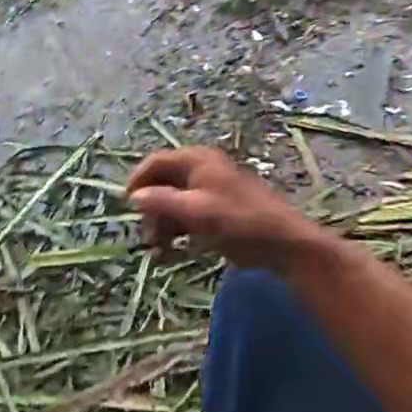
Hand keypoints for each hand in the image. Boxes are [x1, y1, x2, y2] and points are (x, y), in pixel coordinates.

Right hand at [125, 148, 329, 271]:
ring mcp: (211, 190)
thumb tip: (134, 197)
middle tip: (146, 236)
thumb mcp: (197, 212)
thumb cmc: (240, 222)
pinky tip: (172, 251)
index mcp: (197, 161)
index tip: (125, 204)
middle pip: (163, 183)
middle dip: (151, 210)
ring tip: (158, 251)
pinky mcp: (218, 210)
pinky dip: (177, 230)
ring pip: (174, 202)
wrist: (285, 244)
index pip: (156, 162)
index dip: (137, 180)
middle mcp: (202, 170)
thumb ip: (162, 202)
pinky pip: (188, 215)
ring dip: (162, 224)